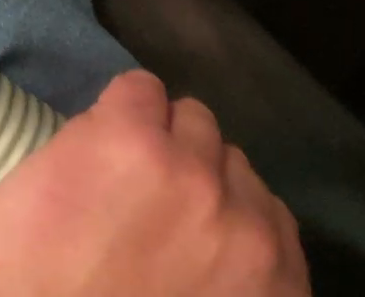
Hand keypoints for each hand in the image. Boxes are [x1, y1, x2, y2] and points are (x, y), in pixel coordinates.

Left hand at [0, 71, 309, 296]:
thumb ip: (222, 275)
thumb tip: (208, 241)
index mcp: (269, 284)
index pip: (270, 215)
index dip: (217, 212)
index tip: (180, 224)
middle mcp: (244, 229)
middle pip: (230, 161)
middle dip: (191, 173)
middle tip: (141, 199)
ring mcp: (187, 174)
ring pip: (192, 118)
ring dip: (160, 135)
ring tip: (115, 165)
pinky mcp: (128, 135)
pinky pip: (141, 88)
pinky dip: (124, 104)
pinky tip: (94, 137)